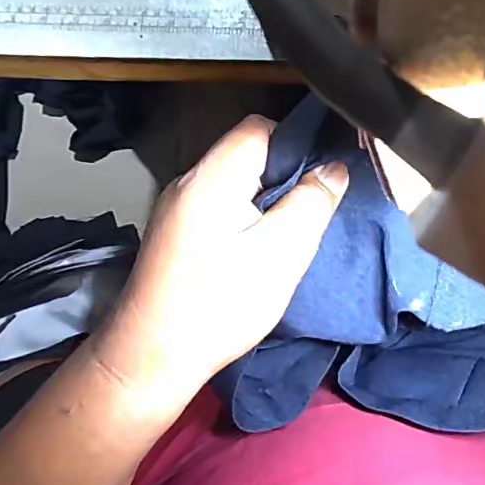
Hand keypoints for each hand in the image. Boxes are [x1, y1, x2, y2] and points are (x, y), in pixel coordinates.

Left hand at [84, 115, 347, 421]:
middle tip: (311, 208)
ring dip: (266, 197)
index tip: (321, 174)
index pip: (259, 127)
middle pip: (247, 152)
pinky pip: (220, 204)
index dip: (296, 141)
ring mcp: (177, 207)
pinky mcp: (175, 231)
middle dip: (285, 172)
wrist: (151, 357)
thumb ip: (313, 202)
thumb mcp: (283, 252)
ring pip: (235, 181)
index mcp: (214, 177)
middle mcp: (189, 181)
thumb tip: (333, 169)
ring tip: (288, 231)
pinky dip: (245, 215)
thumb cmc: (220, 303)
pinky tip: (257, 248)